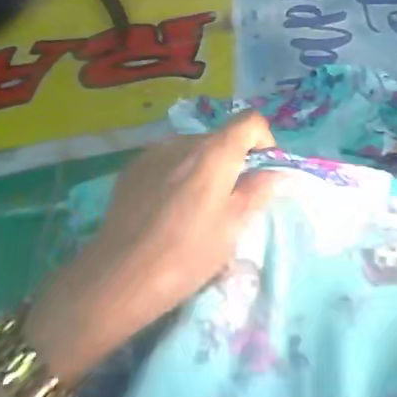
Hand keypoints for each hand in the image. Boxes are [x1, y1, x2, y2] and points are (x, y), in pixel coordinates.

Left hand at [26, 112, 277, 379]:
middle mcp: (182, 141)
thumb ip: (257, 191)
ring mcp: (153, 152)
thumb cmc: (185, 255)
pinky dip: (177, 176)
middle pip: (220, 138)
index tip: (262, 175)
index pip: (251, 121)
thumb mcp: (232, 228)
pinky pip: (166, 162)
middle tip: (230, 204)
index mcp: (214, 152)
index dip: (264, 142)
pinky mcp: (132, 168)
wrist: (119, 276)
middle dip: (233, 162)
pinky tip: (166, 212)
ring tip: (194, 211)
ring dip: (203, 170)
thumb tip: (276, 172)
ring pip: (191, 151)